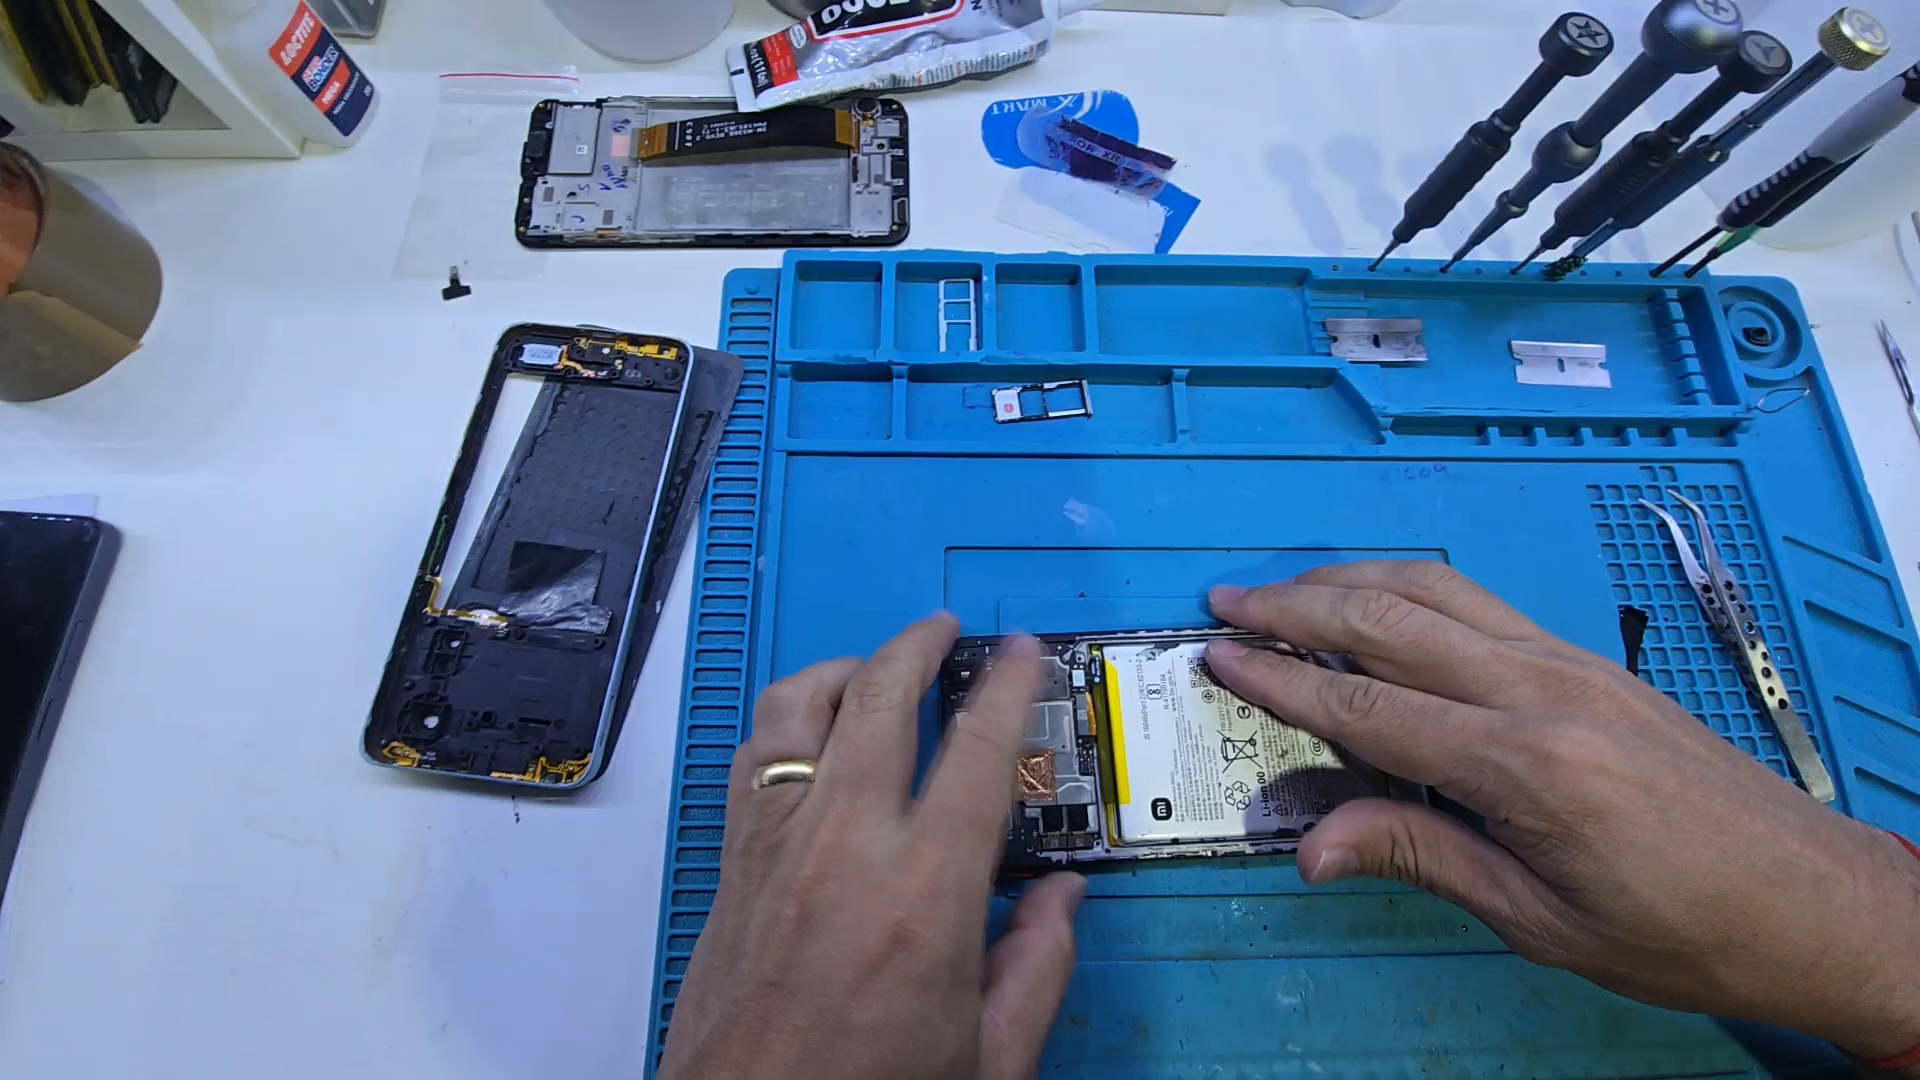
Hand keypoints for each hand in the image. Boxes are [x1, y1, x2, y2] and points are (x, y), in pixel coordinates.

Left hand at [659, 615, 1085, 1079]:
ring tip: (875, 668)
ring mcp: (780, 840)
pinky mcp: (736, 854)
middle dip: (917, 644)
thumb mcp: (987, 1059)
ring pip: (801, 704)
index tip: (1020, 651)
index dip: (1007, 686)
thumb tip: (1065, 896)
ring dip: (846, 668)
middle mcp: (846, 843)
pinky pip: (754, 750)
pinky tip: (813, 729)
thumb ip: (1039, 966)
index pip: (978, 752)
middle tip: (942, 629)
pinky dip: (788, 717)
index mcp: (925, 892)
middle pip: (881, 698)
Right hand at [1204, 561, 1919, 1062]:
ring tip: (1281, 590)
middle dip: (1293, 605)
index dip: (1280, 679)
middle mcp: (1537, 688)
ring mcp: (1563, 658)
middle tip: (1227, 602)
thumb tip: (1310, 851)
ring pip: (1428, 588)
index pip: (1365, 705)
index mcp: (1523, 764)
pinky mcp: (1579, 653)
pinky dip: (1397, 585)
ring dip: (1341, 579)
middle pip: (1386, 620)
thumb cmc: (1680, 930)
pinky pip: (1469, 597)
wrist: (1831, 905)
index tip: (1220, 656)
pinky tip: (1368, 598)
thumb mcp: (1538, 919)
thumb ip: (1416, 855)